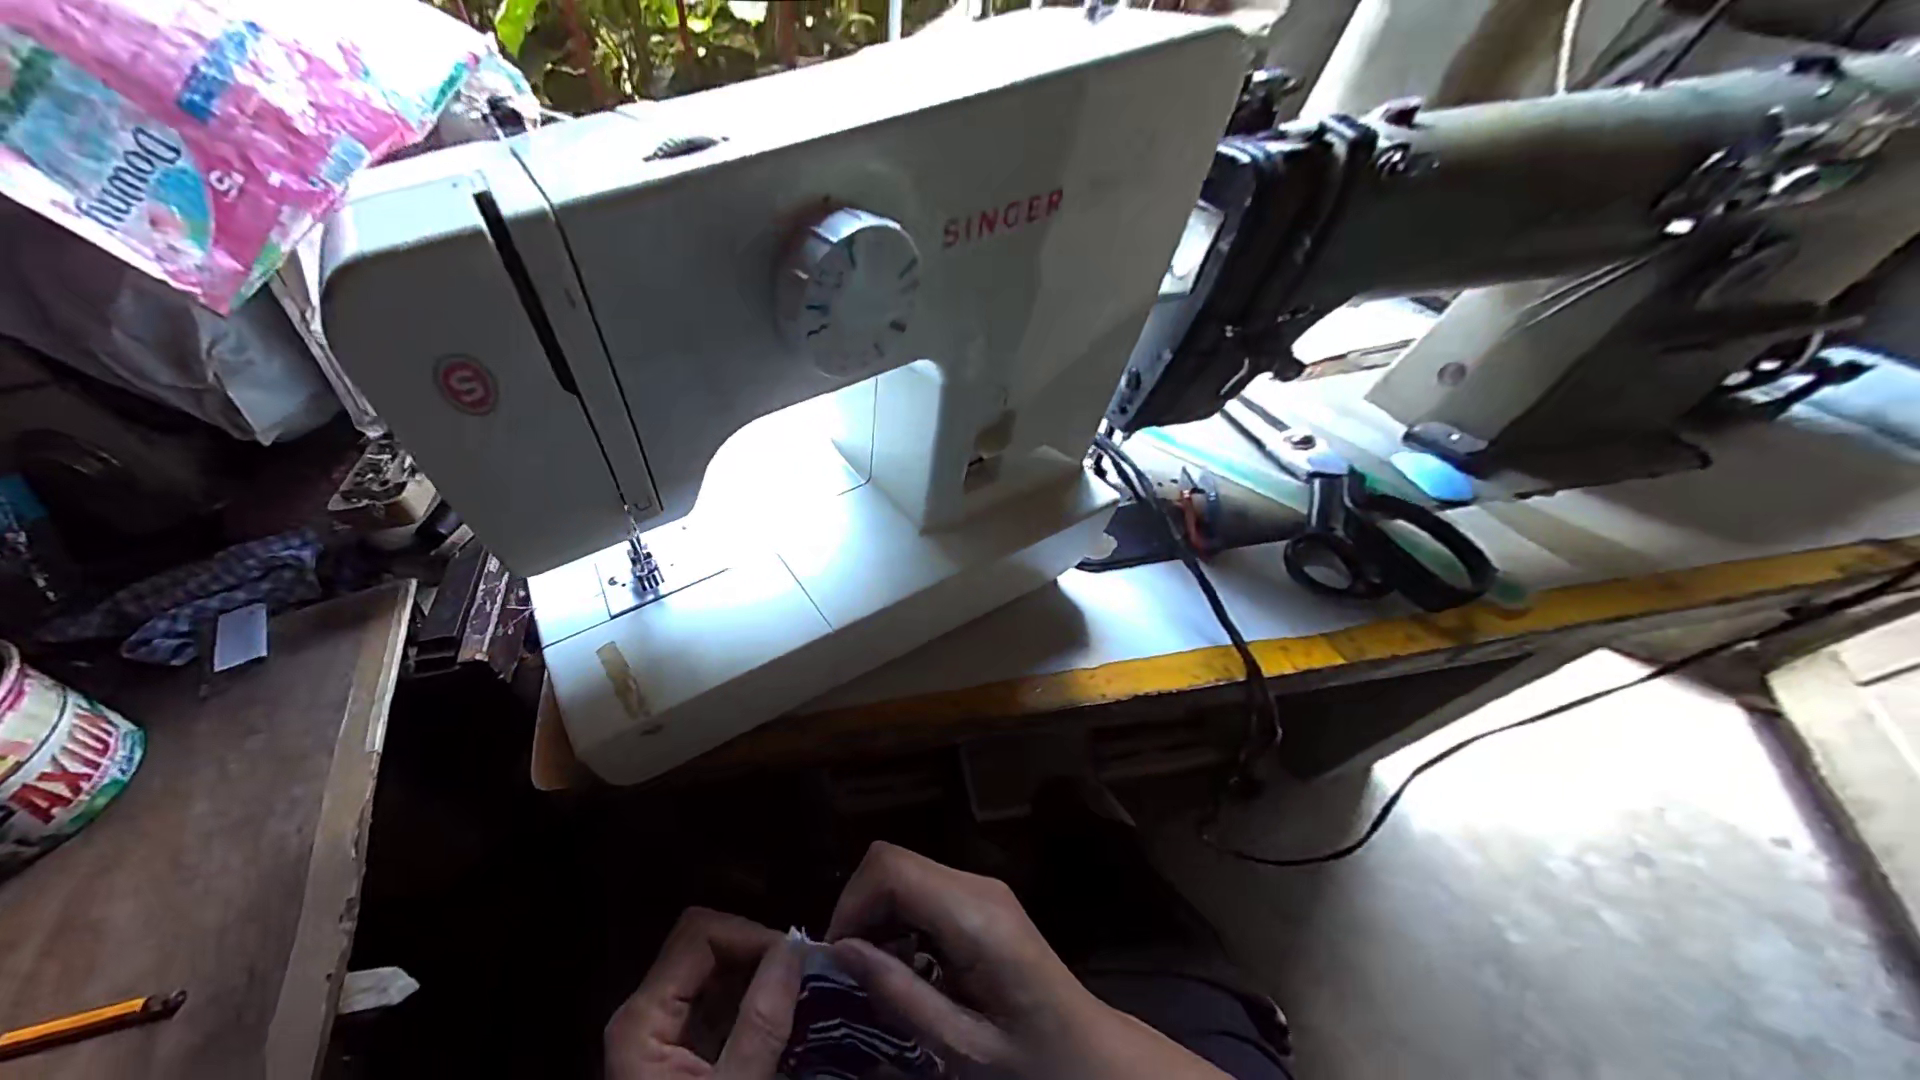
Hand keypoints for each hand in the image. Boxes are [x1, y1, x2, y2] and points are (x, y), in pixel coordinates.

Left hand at [605, 907, 801, 1079]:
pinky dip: (758, 1003)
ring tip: (805, 995)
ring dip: (764, 976)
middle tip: (806, 977)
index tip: (795, 961)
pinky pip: (723, 1006)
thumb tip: (794, 947)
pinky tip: (788, 1020)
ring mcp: (665, 1035)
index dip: (750, 935)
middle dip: (761, 953)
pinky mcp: (684, 1056)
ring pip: (720, 973)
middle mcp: (648, 1014)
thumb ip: (760, 1023)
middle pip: (710, 946)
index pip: (700, 932)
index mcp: (642, 1019)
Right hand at [825, 842, 1227, 1079]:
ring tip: (874, 974)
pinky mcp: (983, 899)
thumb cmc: (1033, 1061)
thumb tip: (842, 950)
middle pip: (893, 863)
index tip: (837, 960)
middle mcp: (977, 886)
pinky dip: (899, 917)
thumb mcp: (960, 1048)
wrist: (1092, 1054)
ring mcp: (983, 888)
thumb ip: (899, 994)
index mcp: (975, 916)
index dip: (851, 903)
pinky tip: (905, 965)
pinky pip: (924, 888)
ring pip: (905, 872)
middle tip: (849, 972)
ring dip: (877, 914)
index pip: (891, 868)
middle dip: (859, 909)